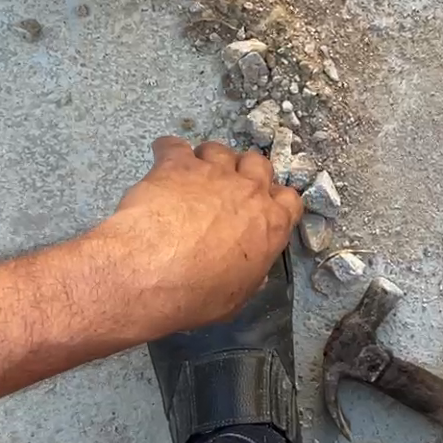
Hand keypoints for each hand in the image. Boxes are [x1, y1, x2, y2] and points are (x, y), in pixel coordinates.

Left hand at [76, 138, 303, 341]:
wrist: (152, 272)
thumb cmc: (197, 294)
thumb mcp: (237, 297)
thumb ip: (251, 275)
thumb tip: (253, 271)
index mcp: (271, 224)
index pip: (290, 200)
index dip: (276, 201)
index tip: (263, 207)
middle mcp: (249, 191)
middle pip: (259, 164)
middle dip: (246, 172)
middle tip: (228, 187)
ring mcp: (214, 173)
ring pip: (220, 150)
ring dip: (210, 160)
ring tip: (194, 175)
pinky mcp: (177, 165)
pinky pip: (174, 145)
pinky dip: (168, 151)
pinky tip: (162, 161)